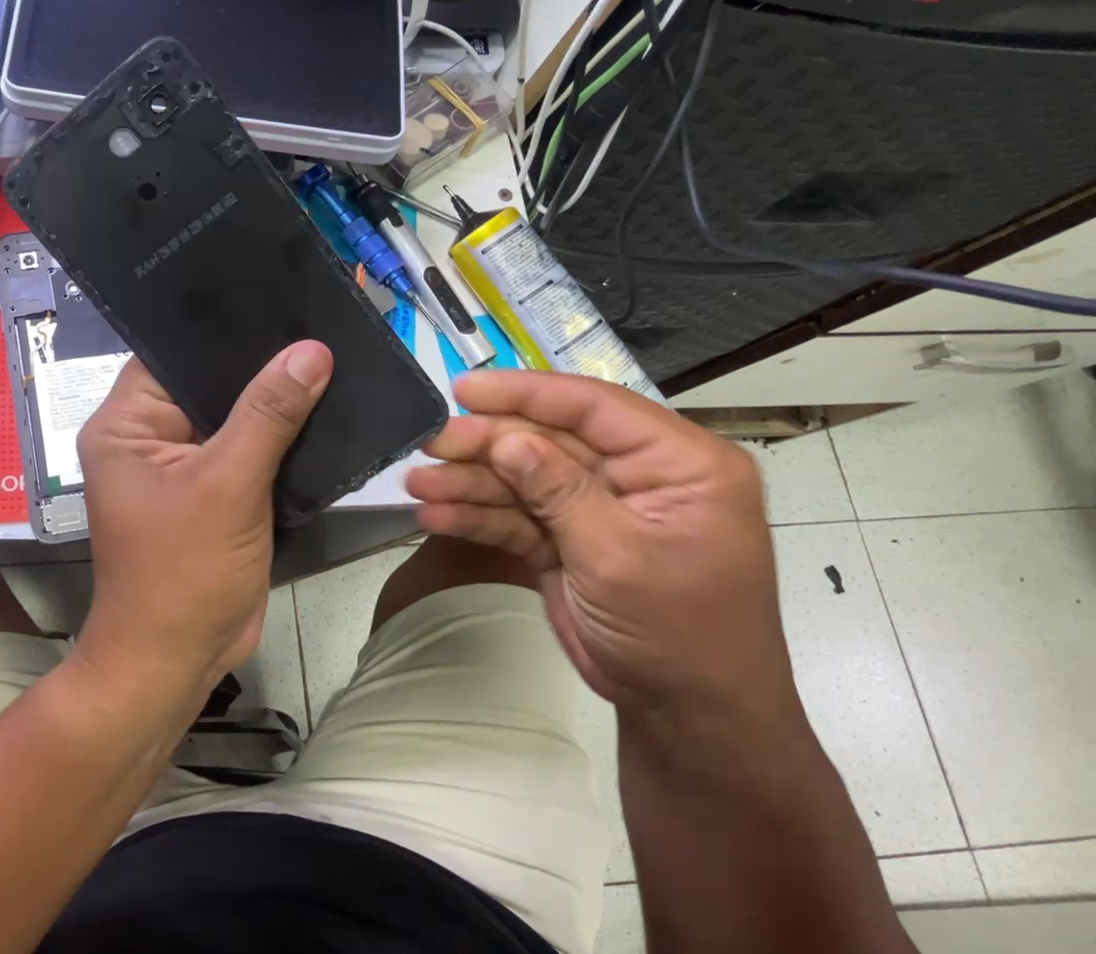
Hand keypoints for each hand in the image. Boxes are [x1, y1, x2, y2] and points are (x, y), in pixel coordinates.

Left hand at [76, 341, 331, 687]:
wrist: (178, 659)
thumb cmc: (183, 572)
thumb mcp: (225, 486)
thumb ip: (267, 415)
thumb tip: (311, 350)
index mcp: (125, 425)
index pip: (170, 352)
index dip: (218, 326)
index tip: (275, 291)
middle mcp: (149, 438)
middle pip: (206, 382)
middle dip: (258, 361)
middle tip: (318, 316)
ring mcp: (184, 467)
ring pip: (234, 416)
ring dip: (276, 399)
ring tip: (333, 351)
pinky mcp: (215, 494)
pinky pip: (250, 450)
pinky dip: (281, 438)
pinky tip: (326, 406)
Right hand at [404, 371, 794, 717]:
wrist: (686, 713)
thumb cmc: (679, 631)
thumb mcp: (620, 556)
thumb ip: (561, 492)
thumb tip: (507, 440)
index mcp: (679, 463)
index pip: (595, 408)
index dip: (527, 394)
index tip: (466, 389)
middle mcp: (636, 476)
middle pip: (549, 442)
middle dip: (486, 443)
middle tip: (428, 442)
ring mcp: (597, 510)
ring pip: (524, 480)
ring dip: (470, 482)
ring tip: (416, 482)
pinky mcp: (567, 542)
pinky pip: (517, 518)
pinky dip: (476, 517)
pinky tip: (435, 514)